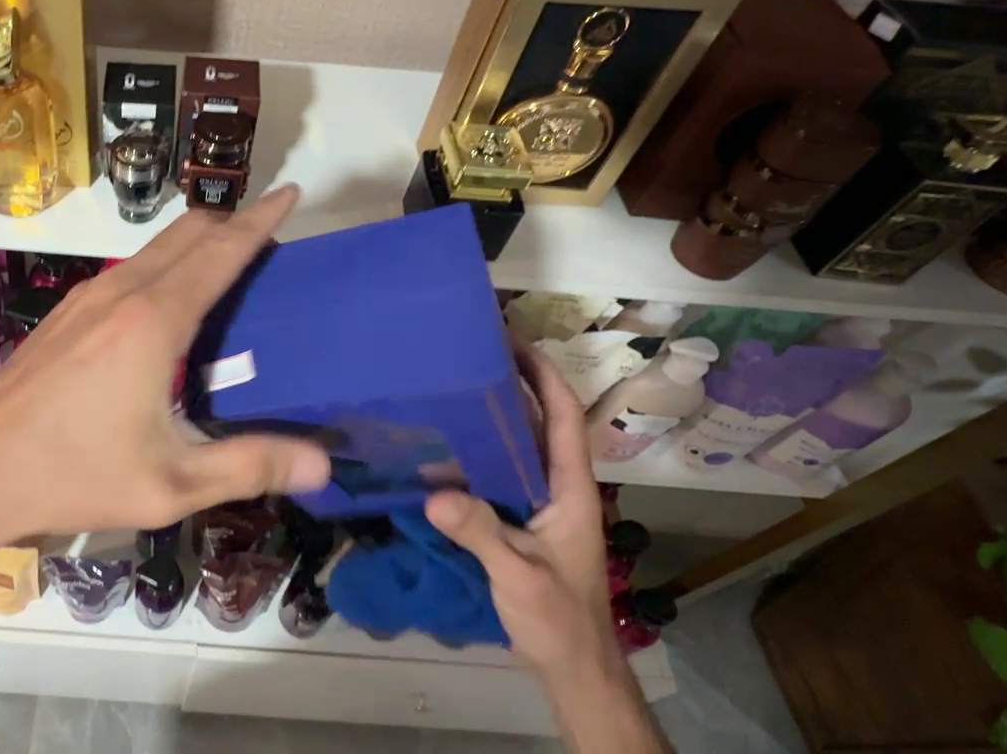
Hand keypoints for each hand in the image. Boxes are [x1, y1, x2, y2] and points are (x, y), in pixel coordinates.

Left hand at [0, 185, 331, 562]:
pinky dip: (166, 264)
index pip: (221, 250)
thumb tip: (323, 464)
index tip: (292, 195)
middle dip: (234, 223)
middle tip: (273, 243)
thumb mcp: (172, 485)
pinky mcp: (64, 314)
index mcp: (153, 320)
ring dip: (197, 243)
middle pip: (188, 232)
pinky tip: (170, 308)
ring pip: (155, 247)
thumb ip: (250, 467)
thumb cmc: (75, 478)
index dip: (261, 219)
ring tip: (231, 271)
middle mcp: (120, 292)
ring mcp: (85, 298)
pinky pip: (130, 268)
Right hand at [425, 343, 620, 679]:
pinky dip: (478, 448)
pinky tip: (445, 442)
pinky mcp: (520, 519)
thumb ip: (481, 533)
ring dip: (495, 412)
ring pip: (518, 445)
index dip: (544, 376)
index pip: (564, 418)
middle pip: (540, 421)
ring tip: (454, 382)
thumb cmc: (558, 618)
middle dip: (514, 382)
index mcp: (570, 488)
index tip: (514, 341)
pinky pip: (499, 471)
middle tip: (471, 350)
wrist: (572, 666)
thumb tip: (434, 492)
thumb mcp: (519, 575)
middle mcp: (557, 486)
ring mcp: (539, 503)